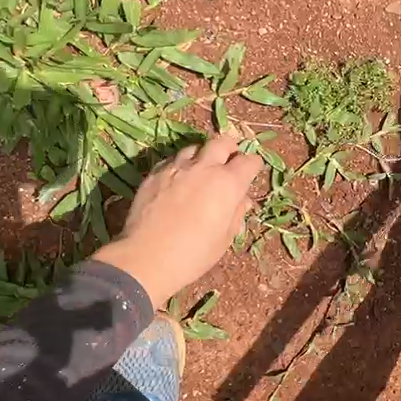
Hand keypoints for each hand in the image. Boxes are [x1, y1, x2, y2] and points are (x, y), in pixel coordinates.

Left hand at [92, 134, 263, 305]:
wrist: (147, 258)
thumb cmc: (193, 254)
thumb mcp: (224, 239)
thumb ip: (236, 214)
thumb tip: (242, 200)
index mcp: (228, 183)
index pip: (249, 162)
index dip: (253, 165)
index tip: (252, 171)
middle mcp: (204, 168)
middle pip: (222, 142)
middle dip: (230, 148)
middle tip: (230, 159)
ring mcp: (176, 168)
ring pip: (194, 148)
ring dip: (203, 155)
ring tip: (202, 168)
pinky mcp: (154, 173)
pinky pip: (172, 160)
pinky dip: (180, 164)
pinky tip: (179, 178)